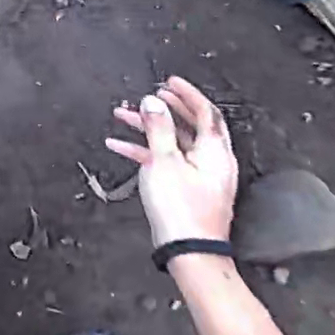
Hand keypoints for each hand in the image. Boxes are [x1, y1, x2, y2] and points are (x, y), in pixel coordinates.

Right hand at [106, 76, 237, 246]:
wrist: (188, 252)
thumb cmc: (181, 210)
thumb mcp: (164, 160)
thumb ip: (158, 127)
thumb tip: (153, 102)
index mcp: (214, 152)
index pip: (205, 112)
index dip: (187, 94)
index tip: (170, 81)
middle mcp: (211, 161)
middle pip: (190, 125)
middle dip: (168, 108)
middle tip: (153, 94)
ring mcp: (199, 176)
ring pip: (173, 141)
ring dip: (148, 127)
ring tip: (123, 116)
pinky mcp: (186, 188)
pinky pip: (165, 160)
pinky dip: (144, 150)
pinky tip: (120, 146)